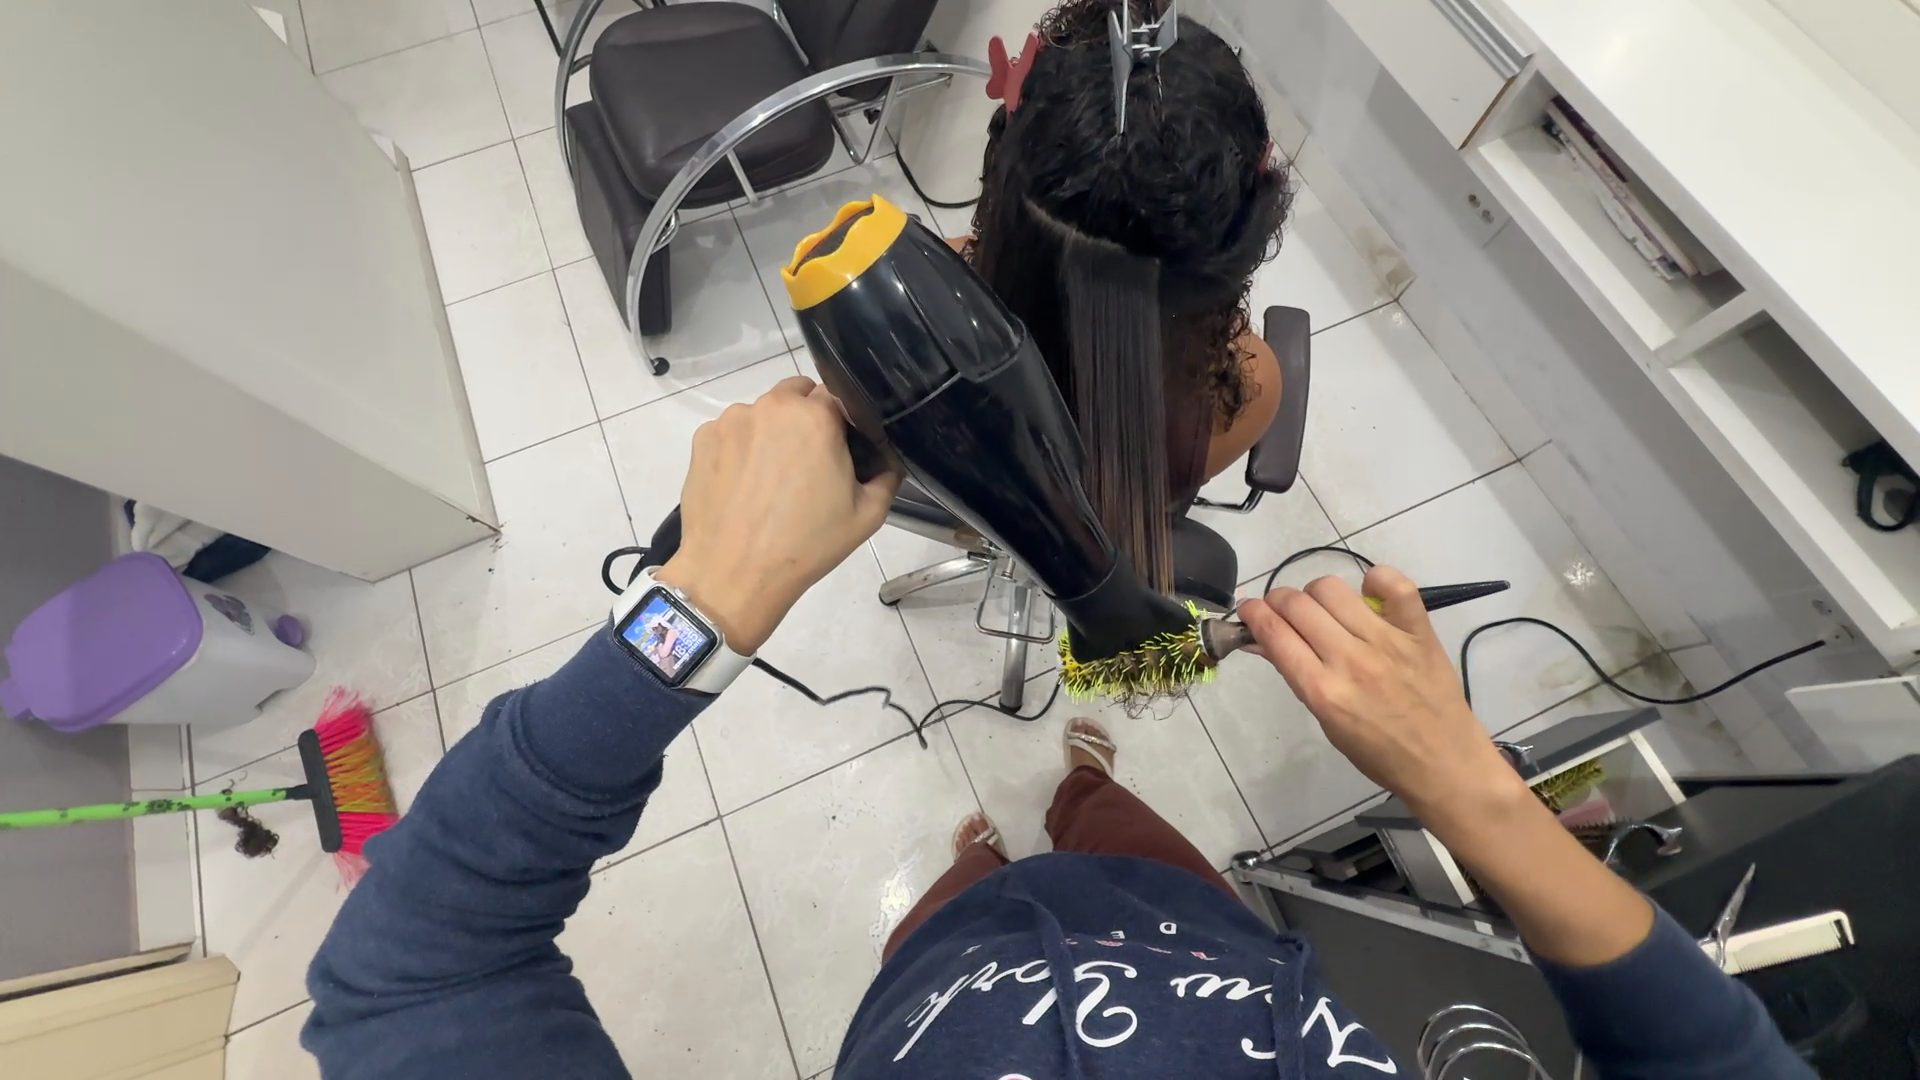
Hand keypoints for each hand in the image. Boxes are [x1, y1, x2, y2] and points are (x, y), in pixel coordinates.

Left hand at [657, 377, 898, 652]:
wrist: (734, 574)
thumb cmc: (806, 544)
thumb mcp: (868, 515)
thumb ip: (887, 476)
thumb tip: (887, 461)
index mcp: (816, 417)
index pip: (839, 397)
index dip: (845, 423)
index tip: (844, 451)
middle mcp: (772, 407)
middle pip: (798, 394)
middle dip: (808, 418)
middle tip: (810, 464)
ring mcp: (732, 421)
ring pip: (763, 413)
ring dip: (773, 432)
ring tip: (773, 480)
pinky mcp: (703, 439)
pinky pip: (733, 432)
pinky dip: (742, 448)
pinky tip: (746, 485)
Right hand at [1236, 566, 1523, 821]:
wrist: (1446, 766)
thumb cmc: (1377, 752)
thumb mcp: (1324, 719)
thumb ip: (1294, 674)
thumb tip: (1261, 639)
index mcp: (1322, 690)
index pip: (1273, 633)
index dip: (1252, 613)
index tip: (1247, 610)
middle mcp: (1350, 660)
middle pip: (1296, 604)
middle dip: (1276, 600)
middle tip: (1280, 611)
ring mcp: (1387, 642)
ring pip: (1331, 589)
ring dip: (1314, 593)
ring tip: (1322, 609)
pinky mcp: (1419, 633)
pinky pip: (1395, 586)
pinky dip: (1376, 580)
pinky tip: (1367, 594)